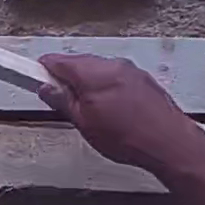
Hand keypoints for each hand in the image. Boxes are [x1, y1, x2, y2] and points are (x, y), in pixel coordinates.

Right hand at [38, 54, 204, 170]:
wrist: (168, 144)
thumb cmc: (129, 137)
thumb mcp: (83, 123)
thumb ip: (62, 101)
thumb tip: (47, 89)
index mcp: (93, 73)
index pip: (58, 61)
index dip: (43, 69)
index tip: (35, 76)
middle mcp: (112, 65)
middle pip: (79, 63)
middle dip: (66, 78)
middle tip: (59, 100)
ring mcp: (130, 70)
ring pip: (98, 70)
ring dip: (87, 83)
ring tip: (87, 111)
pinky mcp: (143, 79)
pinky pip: (115, 76)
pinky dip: (105, 87)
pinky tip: (107, 110)